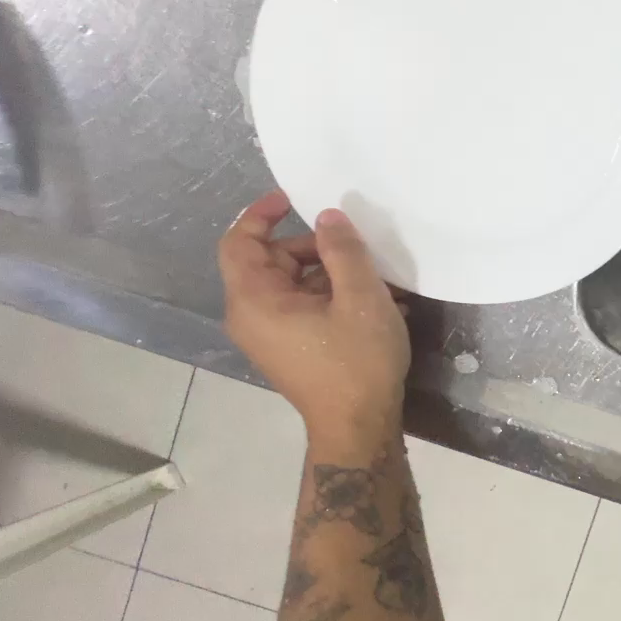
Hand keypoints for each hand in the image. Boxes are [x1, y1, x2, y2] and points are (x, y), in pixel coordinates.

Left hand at [218, 190, 410, 446]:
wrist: (357, 423)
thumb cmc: (356, 359)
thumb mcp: (361, 299)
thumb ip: (344, 252)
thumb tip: (329, 217)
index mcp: (256, 300)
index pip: (240, 243)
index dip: (262, 215)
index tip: (297, 198)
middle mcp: (252, 315)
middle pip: (272, 261)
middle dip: (315, 246)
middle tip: (360, 245)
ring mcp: (271, 334)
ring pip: (294, 284)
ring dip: (333, 272)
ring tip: (380, 278)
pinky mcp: (291, 346)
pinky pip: (305, 306)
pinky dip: (334, 295)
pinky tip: (377, 302)